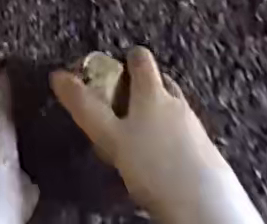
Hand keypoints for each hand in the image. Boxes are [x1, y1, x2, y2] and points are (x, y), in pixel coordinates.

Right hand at [51, 47, 261, 223]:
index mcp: (152, 92)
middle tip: (124, 106)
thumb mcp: (111, 138)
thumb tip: (56, 75)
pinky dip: (173, 141)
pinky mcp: (209, 156)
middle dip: (145, 87)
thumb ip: (85, 107)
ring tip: (141, 137)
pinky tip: (162, 163)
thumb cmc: (155, 166)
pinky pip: (186, 137)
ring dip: (159, 115)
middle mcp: (177, 103)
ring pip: (174, 110)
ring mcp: (196, 129)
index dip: (129, 58)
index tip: (115, 68)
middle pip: (161, 81)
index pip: (141, 58)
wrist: (210, 212)